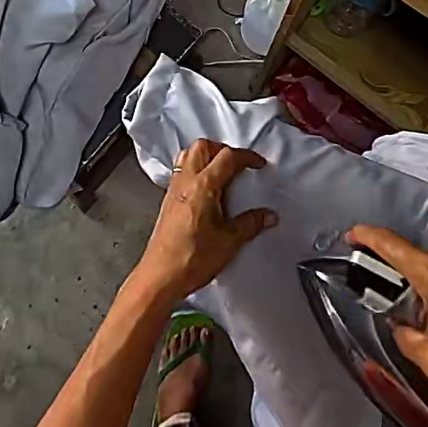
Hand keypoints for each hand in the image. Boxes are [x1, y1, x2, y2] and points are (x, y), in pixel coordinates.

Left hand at [135, 140, 277, 301]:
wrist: (159, 280)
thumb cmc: (190, 259)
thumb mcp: (230, 240)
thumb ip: (251, 223)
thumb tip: (268, 216)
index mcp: (204, 186)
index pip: (228, 156)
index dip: (247, 156)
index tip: (258, 164)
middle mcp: (186, 183)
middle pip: (203, 147)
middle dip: (223, 149)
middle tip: (238, 163)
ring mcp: (174, 192)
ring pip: (187, 156)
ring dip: (206, 157)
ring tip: (222, 172)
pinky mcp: (167, 204)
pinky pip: (180, 174)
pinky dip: (195, 172)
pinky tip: (206, 190)